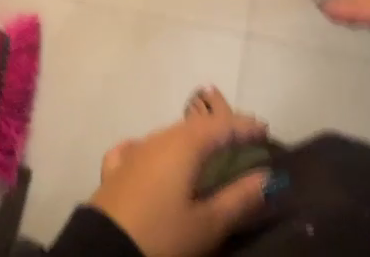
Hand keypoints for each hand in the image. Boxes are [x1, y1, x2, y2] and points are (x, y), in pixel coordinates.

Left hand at [90, 112, 271, 256]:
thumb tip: (267, 177)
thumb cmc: (161, 238)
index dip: (246, 126)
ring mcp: (134, 151)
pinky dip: (158, 150)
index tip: (265, 130)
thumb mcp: (207, 225)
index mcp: (186, 144)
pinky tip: (154, 156)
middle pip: (196, 125)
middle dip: (220, 129)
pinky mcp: (115, 170)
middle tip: (241, 139)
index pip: (223, 126)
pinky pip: (141, 148)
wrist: (101, 254)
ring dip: (193, 139)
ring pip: (170, 135)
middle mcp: (159, 138)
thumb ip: (239, 198)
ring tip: (208, 150)